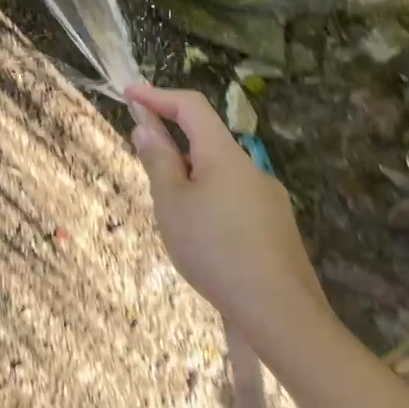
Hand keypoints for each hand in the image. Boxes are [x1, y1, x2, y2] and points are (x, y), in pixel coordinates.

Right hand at [124, 83, 325, 340]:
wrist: (280, 315)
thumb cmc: (214, 250)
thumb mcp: (171, 203)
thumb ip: (158, 161)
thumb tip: (146, 126)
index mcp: (224, 156)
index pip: (192, 107)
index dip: (157, 95)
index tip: (127, 93)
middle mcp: (251, 170)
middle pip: (206, 141)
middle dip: (171, 143)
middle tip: (143, 164)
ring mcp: (269, 201)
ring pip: (219, 174)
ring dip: (189, 179)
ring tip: (171, 217)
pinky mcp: (276, 229)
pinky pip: (233, 200)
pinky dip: (208, 202)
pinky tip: (200, 240)